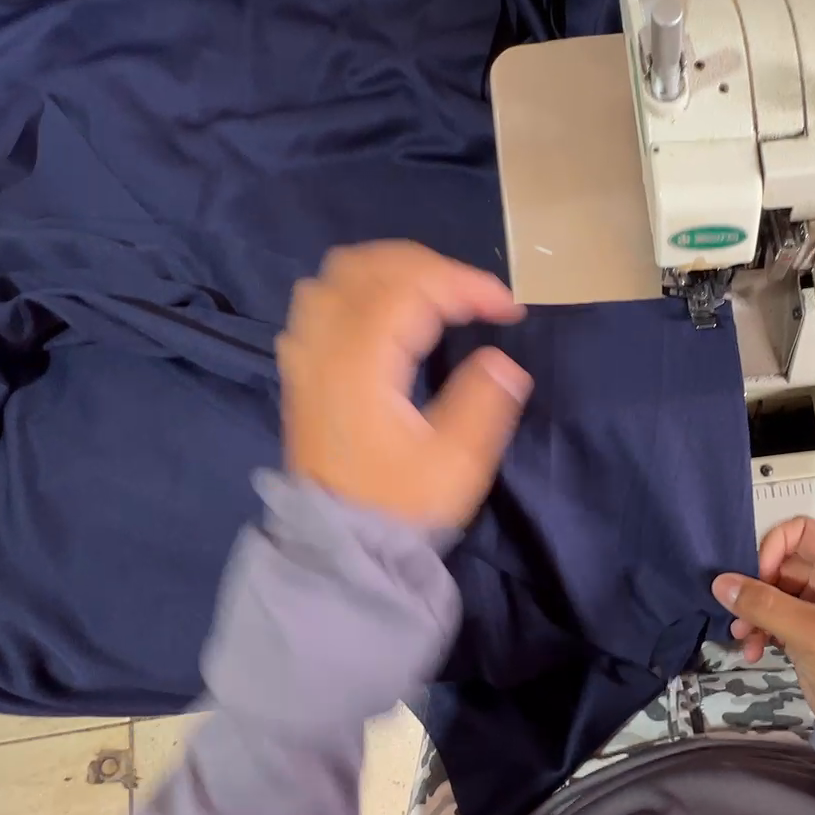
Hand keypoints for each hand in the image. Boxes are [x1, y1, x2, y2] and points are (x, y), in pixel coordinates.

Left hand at [278, 241, 531, 529]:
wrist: (341, 547)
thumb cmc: (401, 505)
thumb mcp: (457, 464)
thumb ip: (485, 404)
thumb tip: (504, 363)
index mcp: (362, 364)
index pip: (412, 290)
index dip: (468, 285)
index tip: (510, 310)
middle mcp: (324, 347)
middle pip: (369, 266)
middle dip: (432, 267)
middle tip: (475, 296)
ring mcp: (306, 357)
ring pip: (337, 276)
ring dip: (392, 271)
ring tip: (436, 294)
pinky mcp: (303, 372)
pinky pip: (320, 302)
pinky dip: (360, 290)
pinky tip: (387, 314)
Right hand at [711, 516, 814, 715]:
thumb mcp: (808, 630)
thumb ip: (763, 604)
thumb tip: (719, 582)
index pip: (802, 532)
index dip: (775, 546)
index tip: (758, 574)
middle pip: (781, 564)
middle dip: (756, 586)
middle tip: (740, 612)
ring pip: (773, 593)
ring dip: (753, 612)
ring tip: (742, 636)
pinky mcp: (805, 631)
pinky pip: (774, 617)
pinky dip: (760, 630)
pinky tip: (752, 651)